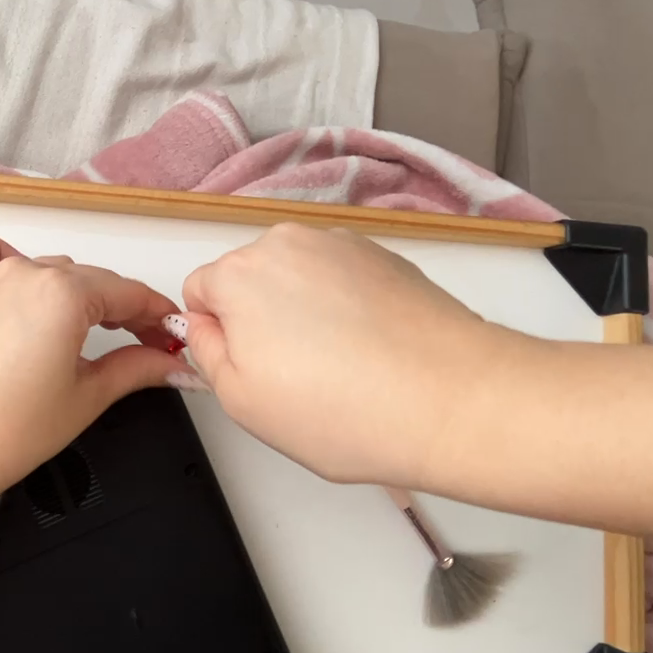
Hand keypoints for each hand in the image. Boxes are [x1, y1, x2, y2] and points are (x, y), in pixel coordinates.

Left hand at [0, 238, 189, 513]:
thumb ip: (140, 368)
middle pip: (92, 281)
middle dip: (124, 310)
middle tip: (147, 345)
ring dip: (76, 294)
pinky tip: (23, 278)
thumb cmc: (10, 431)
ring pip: (49, 271)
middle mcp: (26, 274)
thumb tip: (179, 366)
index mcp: (63, 293)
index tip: (174, 335)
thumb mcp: (89, 396)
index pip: (128, 293)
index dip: (158, 315)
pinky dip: (8, 261)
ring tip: (94, 330)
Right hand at [179, 223, 531, 486]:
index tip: (250, 369)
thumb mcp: (238, 399)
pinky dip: (342, 305)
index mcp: (239, 273)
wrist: (453, 400)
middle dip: (257, 318)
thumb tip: (205, 326)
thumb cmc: (338, 410)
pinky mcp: (384, 254)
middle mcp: (286, 242)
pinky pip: (339, 277)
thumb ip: (204, 351)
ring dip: (300, 310)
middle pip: (247, 279)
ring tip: (337, 363)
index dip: (217, 335)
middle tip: (292, 372)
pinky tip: (367, 347)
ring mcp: (340, 243)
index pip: (199, 292)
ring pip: (294, 277)